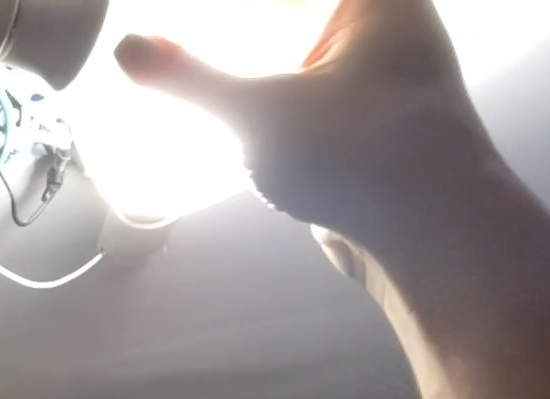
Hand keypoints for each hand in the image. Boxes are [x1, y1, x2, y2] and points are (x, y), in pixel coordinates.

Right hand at [113, 0, 499, 261]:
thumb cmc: (355, 147)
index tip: (185, 19)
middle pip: (299, 25)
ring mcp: (380, 82)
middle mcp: (389, 31)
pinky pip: (305, 100)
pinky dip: (266, 106)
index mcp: (378, 4)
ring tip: (190, 80)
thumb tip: (125, 47)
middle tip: (178, 45)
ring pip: (302, 62)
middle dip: (245, 37)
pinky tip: (229, 125)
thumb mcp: (258, 109)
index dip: (238, 11)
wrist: (424, 224)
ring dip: (253, 71)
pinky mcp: (363, 126)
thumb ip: (190, 79)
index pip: (295, 0)